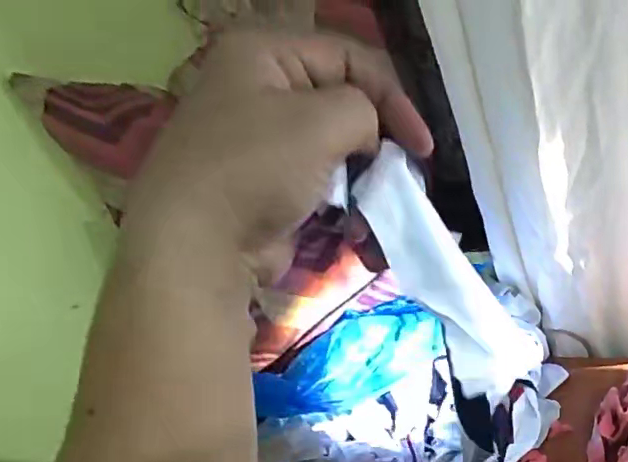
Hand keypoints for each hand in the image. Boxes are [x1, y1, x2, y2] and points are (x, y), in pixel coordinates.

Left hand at [122, 27, 433, 275]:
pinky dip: (350, 210)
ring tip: (376, 213)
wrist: (204, 239)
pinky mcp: (280, 190)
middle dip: (382, 147)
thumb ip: (363, 111)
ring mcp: (274, 145)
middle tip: (405, 179)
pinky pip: (329, 190)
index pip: (350, 59)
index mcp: (269, 55)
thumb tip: (373, 135)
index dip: (394, 98)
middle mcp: (269, 92)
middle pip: (348, 108)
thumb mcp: (319, 122)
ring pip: (343, 155)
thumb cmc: (257, 167)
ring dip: (368, 187)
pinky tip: (356, 232)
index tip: (423, 147)